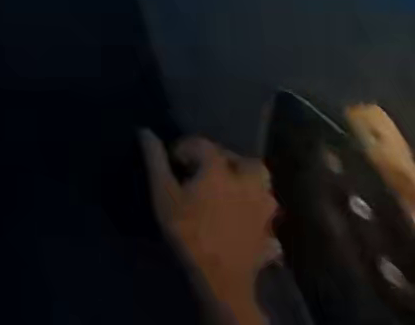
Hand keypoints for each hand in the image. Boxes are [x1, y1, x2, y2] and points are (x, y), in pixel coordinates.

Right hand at [141, 131, 277, 324]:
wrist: (221, 283)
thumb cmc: (188, 232)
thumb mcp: (162, 193)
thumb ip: (155, 160)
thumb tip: (146, 132)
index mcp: (221, 171)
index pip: (204, 145)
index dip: (186, 148)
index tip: (173, 162)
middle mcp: (248, 186)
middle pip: (245, 162)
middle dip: (226, 160)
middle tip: (205, 172)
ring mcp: (263, 214)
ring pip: (263, 189)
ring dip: (247, 185)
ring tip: (225, 194)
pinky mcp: (269, 238)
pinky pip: (266, 221)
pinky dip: (257, 217)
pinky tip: (244, 224)